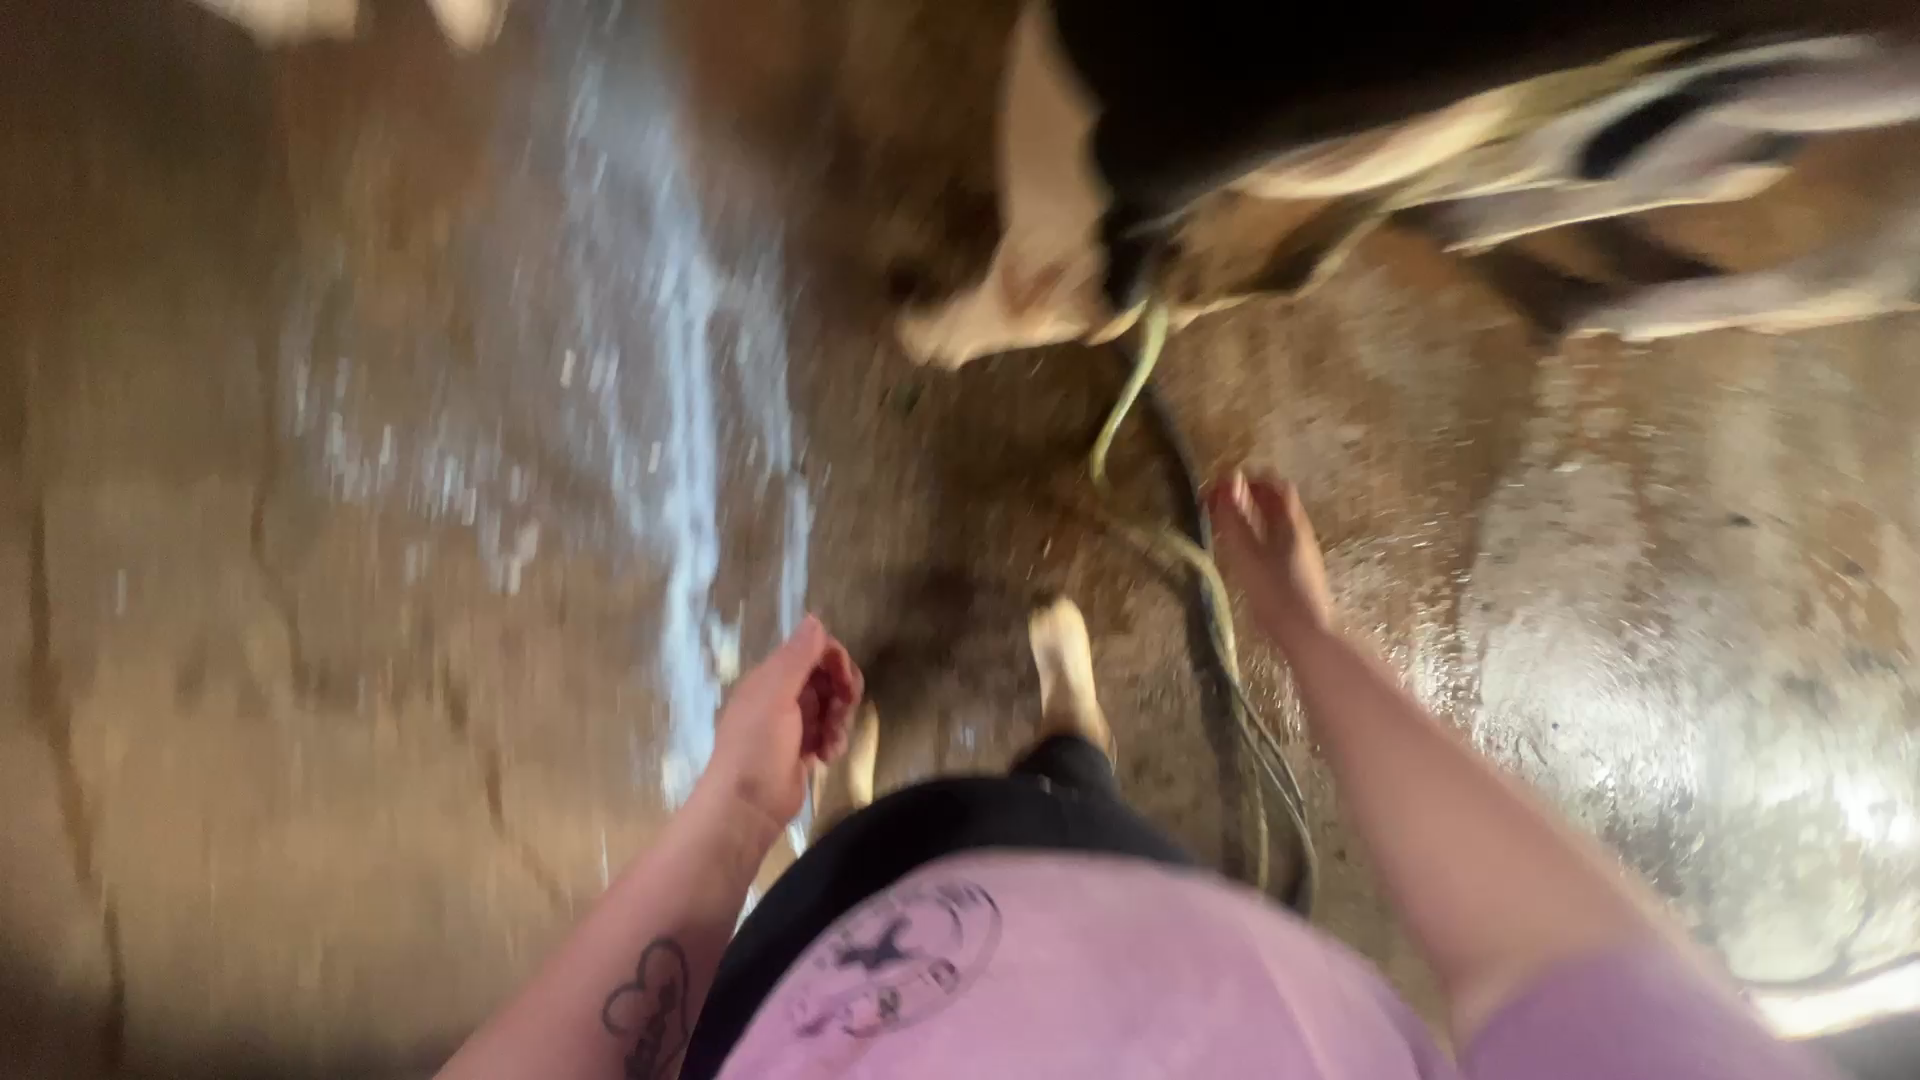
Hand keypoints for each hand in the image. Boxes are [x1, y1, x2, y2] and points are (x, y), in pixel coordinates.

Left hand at [700, 616, 862, 831]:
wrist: (746, 808)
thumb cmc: (757, 747)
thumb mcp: (776, 695)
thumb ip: (797, 656)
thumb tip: (815, 618)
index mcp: (770, 677)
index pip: (813, 650)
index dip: (835, 660)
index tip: (846, 682)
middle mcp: (781, 695)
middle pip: (827, 677)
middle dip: (842, 692)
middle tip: (842, 711)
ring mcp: (792, 724)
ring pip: (832, 706)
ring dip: (840, 721)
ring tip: (831, 743)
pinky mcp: (801, 749)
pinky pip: (828, 732)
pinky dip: (833, 741)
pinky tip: (827, 758)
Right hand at [1207, 471, 1334, 641]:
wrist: (1307, 633)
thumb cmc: (1275, 592)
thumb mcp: (1249, 553)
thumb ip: (1236, 517)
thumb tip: (1229, 479)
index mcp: (1290, 522)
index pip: (1274, 485)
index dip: (1247, 480)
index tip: (1218, 488)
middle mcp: (1298, 531)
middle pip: (1274, 501)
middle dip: (1245, 496)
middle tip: (1214, 506)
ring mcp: (1299, 550)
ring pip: (1274, 519)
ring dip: (1248, 515)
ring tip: (1221, 525)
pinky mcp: (1295, 567)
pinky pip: (1273, 537)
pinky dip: (1254, 532)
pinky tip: (1238, 550)